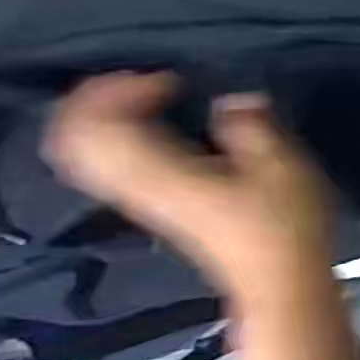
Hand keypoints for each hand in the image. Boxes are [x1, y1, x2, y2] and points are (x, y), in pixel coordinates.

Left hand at [43, 72, 333, 300]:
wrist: (280, 280)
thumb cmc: (283, 224)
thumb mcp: (282, 166)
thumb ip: (251, 125)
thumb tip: (231, 98)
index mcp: (159, 172)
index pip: (102, 122)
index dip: (126, 88)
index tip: (174, 79)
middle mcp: (134, 185)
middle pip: (76, 137)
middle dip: (98, 99)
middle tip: (144, 80)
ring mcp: (139, 200)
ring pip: (83, 152)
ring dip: (102, 118)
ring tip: (141, 98)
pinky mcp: (154, 208)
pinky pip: (106, 165)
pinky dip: (115, 139)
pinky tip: (149, 130)